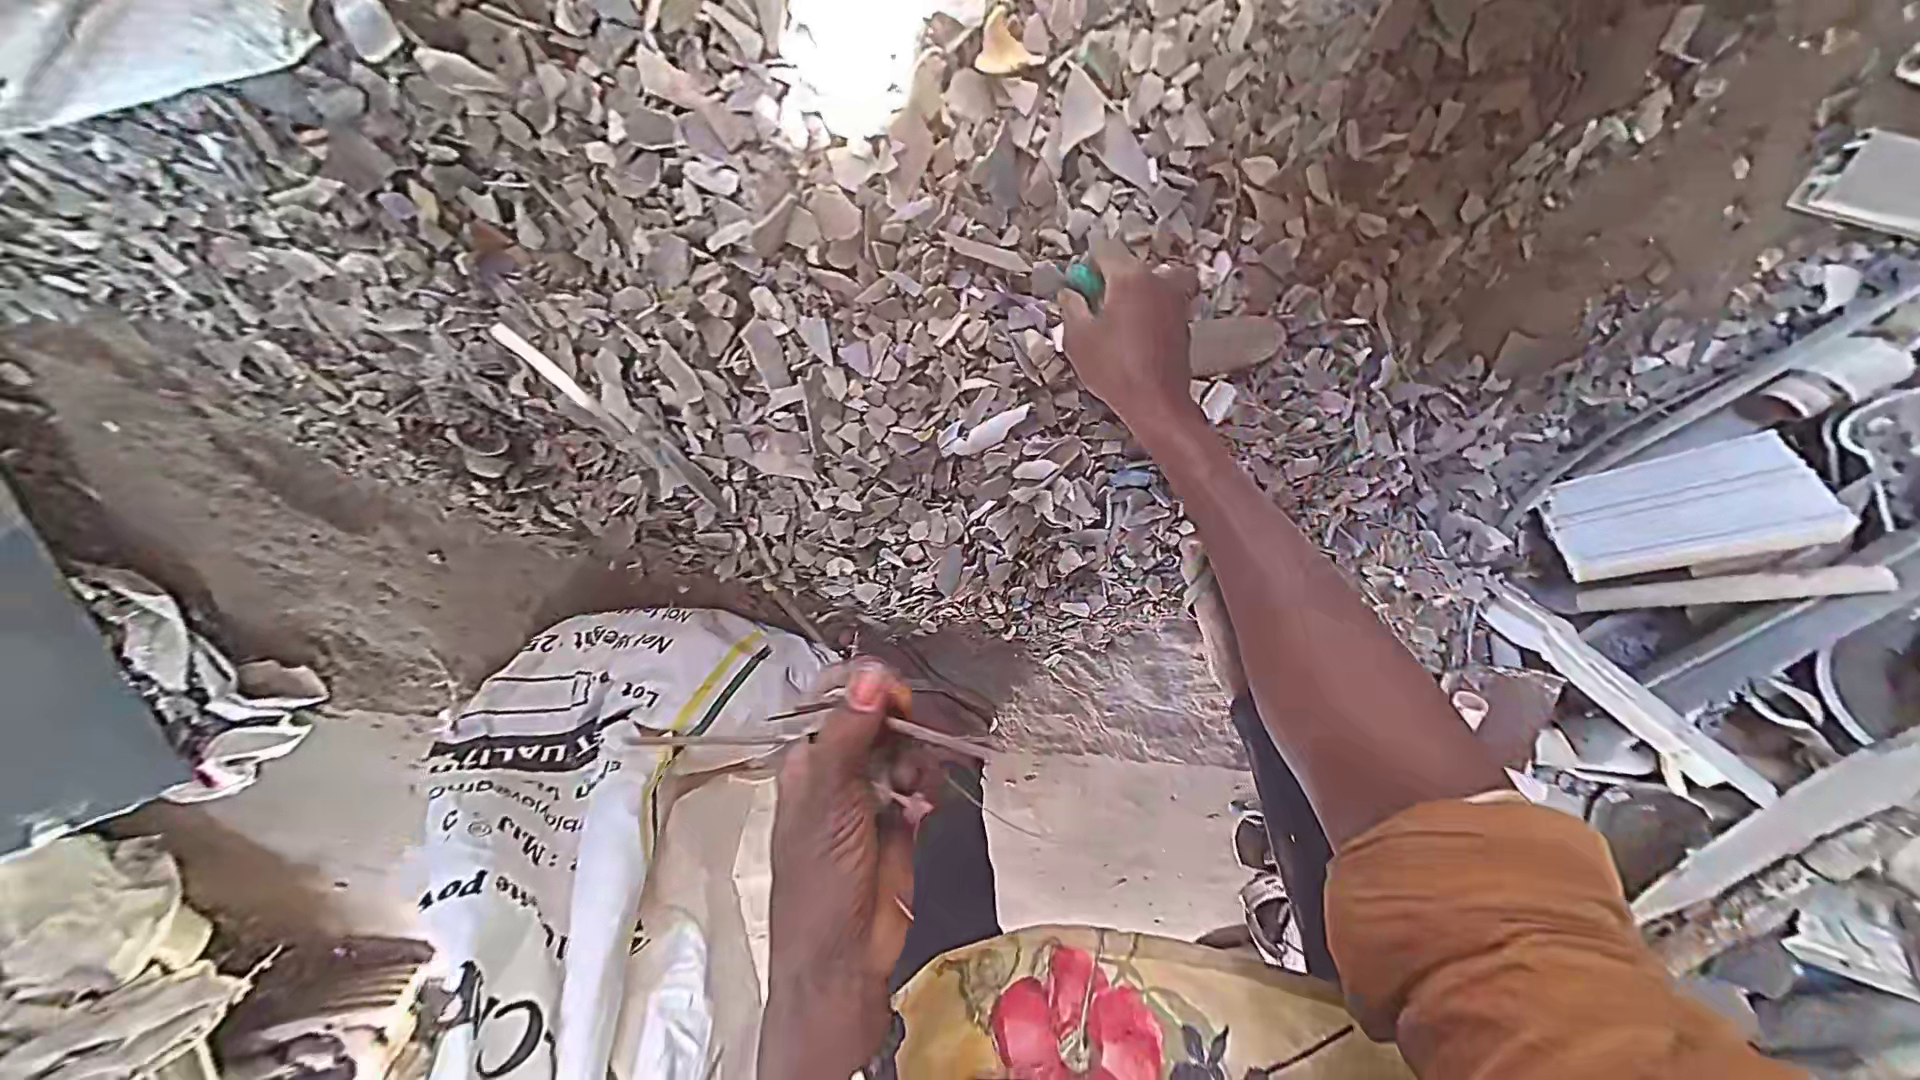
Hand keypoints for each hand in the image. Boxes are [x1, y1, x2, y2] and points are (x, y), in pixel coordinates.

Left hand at [759, 660, 917, 1079]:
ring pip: (902, 746)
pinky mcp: (899, 812)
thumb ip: (850, 732)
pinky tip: (921, 802)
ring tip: (910, 785)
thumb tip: (872, 673)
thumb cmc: (821, 873)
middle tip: (910, 736)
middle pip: (876, 719)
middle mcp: (838, 766)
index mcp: (808, 757)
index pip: (837, 701)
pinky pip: (918, 776)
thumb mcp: (829, 795)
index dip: (866, 689)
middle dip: (897, 725)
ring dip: (913, 757)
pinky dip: (924, 782)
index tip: (894, 692)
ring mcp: (869, 789)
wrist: (846, 953)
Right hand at [1059, 250, 1201, 432]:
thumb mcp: (1078, 338)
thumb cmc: (1119, 372)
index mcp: (1130, 278)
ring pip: (1148, 284)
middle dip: (1108, 283)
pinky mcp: (1182, 323)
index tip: (1077, 283)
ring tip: (1113, 322)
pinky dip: (1145, 314)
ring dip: (1130, 297)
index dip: (1085, 266)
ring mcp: (1175, 302)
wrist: (1156, 402)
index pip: (1105, 250)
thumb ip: (1071, 308)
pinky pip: (1160, 306)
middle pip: (1129, 266)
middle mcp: (1158, 282)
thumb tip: (1070, 295)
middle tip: (1091, 307)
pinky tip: (1130, 340)